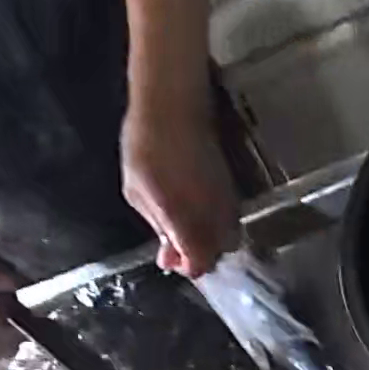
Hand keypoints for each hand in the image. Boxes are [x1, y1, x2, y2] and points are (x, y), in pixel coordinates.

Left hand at [121, 105, 238, 277]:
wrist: (174, 102)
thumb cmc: (146, 144)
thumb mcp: (136, 191)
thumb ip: (158, 228)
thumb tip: (170, 258)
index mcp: (184, 219)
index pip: (198, 264)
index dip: (186, 267)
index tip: (171, 257)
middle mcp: (211, 215)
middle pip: (215, 255)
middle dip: (198, 255)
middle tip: (177, 242)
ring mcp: (225, 202)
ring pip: (226, 240)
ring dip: (208, 240)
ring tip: (187, 225)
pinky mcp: (232, 189)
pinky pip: (229, 221)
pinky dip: (216, 224)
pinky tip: (199, 210)